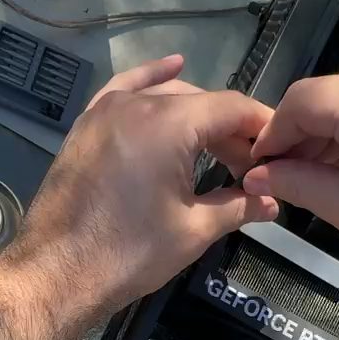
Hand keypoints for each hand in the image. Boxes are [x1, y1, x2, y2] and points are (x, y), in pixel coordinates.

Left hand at [1, 55, 280, 314]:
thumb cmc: (130, 254)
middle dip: (230, 132)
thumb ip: (238, 207)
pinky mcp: (86, 125)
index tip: (280, 150)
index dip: (262, 127)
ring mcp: (105, 110)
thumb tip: (274, 202)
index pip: (232, 108)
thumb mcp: (193, 231)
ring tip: (217, 151)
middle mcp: (137, 104)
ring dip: (196, 119)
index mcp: (169, 123)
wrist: (57, 272)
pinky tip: (172, 67)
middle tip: (249, 169)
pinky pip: (125, 90)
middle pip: (200, 102)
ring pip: (165, 98)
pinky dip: (152, 81)